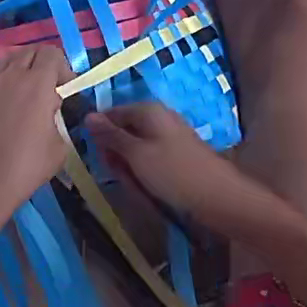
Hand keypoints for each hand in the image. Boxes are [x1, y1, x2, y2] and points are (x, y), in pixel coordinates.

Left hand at [0, 45, 71, 240]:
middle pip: (32, 50)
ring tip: (30, 93)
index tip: (66, 91)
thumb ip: (59, 116)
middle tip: (51, 90)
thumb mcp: (60, 145)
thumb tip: (50, 106)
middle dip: (46, 64)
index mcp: (37, 83)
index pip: (53, 54)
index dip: (64, 69)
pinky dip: (6, 73)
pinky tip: (10, 95)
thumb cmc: (26, 166)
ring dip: (25, 67)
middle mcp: (12, 75)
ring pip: (12, 57)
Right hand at [85, 103, 245, 216]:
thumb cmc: (173, 172)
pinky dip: (144, 173)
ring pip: (133, 149)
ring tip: (138, 184)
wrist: (218, 197)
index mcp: (148, 110)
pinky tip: (149, 188)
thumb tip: (88, 116)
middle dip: (116, 155)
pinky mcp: (174, 155)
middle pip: (121, 131)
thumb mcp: (135, 154)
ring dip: (129, 168)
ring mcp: (168, 136)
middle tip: (123, 175)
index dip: (100, 135)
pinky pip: (148, 160)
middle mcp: (158, 117)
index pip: (110, 114)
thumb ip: (110, 135)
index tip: (101, 157)